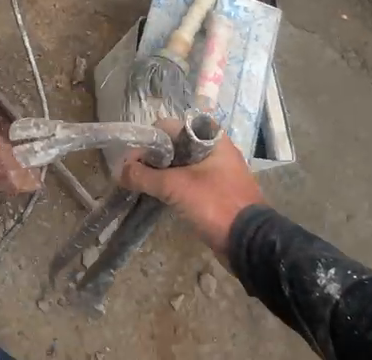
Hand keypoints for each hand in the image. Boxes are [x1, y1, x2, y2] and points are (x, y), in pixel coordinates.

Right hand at [118, 122, 264, 255]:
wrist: (251, 245)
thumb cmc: (214, 204)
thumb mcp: (174, 187)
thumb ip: (144, 176)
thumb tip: (119, 172)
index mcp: (210, 138)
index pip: (167, 126)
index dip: (147, 140)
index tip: (133, 159)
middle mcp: (214, 149)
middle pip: (172, 145)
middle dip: (151, 158)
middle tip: (135, 173)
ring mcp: (217, 171)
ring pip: (179, 164)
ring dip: (160, 173)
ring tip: (142, 185)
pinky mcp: (216, 191)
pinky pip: (188, 180)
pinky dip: (172, 185)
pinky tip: (159, 196)